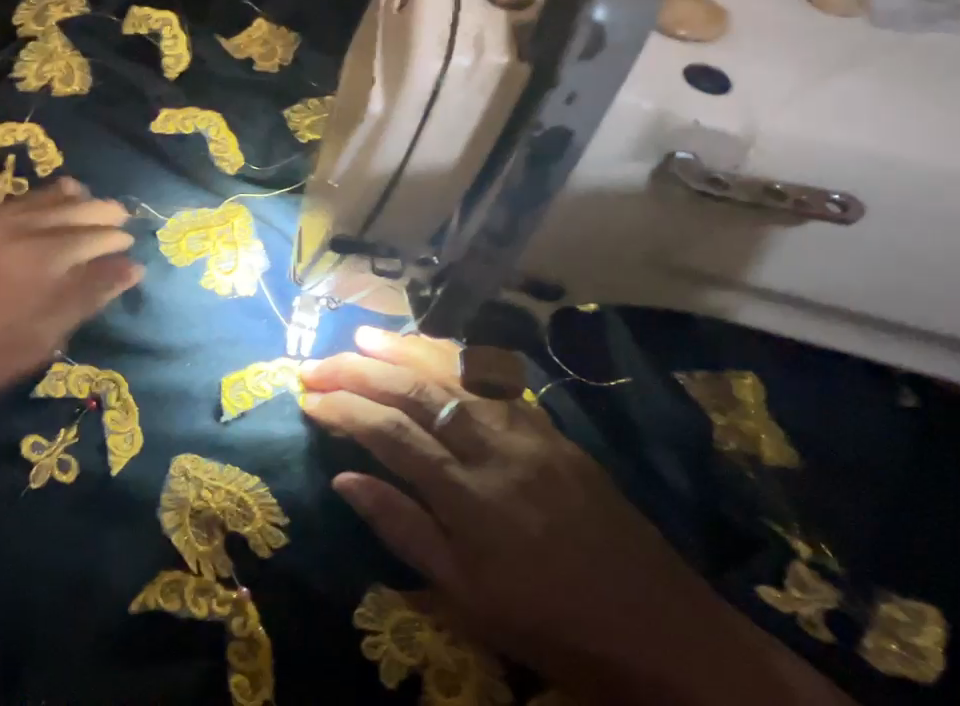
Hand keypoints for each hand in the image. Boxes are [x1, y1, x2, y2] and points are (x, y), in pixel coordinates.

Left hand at [0, 178, 141, 420]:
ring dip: (63, 199)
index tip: (131, 242)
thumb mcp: (37, 341)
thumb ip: (83, 298)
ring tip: (83, 195)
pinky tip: (32, 208)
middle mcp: (14, 230)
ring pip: (33, 202)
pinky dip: (29, 202)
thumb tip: (128, 267)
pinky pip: (5, 206)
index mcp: (40, 259)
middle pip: (64, 213)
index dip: (112, 240)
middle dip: (95, 212)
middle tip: (119, 213)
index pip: (89, 239)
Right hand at [301, 327, 851, 704]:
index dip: (343, 410)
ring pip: (460, 376)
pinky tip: (434, 354)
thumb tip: (343, 478)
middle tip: (317, 362)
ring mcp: (535, 439)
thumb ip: (402, 529)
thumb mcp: (465, 597)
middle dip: (360, 370)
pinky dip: (458, 362)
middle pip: (419, 393)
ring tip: (363, 336)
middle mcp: (501, 454)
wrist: (665, 635)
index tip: (305, 399)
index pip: (391, 434)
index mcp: (472, 500)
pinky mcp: (559, 438)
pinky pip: (500, 386)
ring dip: (406, 351)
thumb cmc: (551, 624)